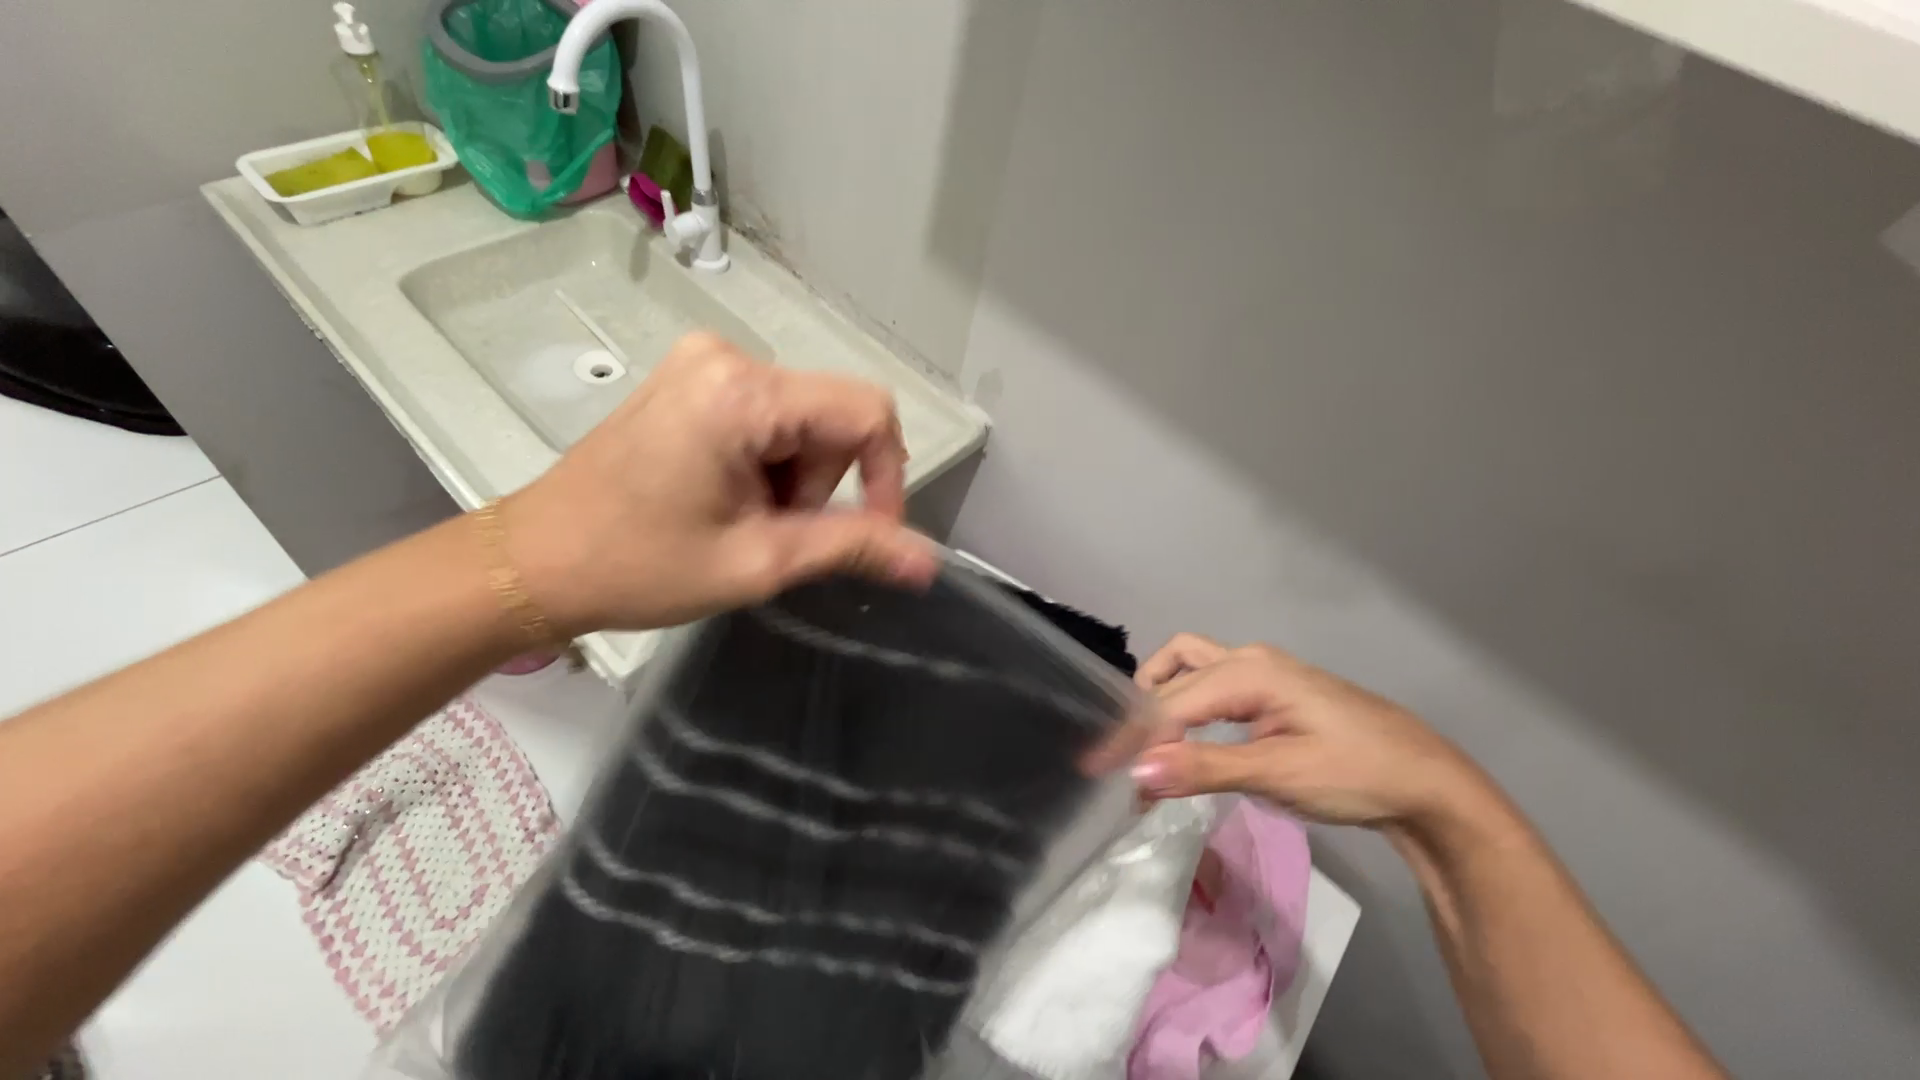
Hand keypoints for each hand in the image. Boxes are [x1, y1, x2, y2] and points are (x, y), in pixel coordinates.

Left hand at [499, 333, 939, 632]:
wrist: (537, 561)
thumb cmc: (640, 566)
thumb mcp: (758, 562)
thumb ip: (851, 547)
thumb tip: (928, 560)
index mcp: (743, 393)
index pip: (867, 412)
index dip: (889, 475)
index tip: (873, 534)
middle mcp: (727, 357)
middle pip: (831, 418)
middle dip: (820, 484)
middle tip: (773, 536)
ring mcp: (704, 363)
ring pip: (803, 421)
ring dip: (794, 479)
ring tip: (743, 522)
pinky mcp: (691, 379)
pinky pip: (769, 416)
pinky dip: (768, 464)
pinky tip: (727, 498)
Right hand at [1128, 634, 1490, 829]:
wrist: (1427, 784)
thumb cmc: (1356, 775)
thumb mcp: (1279, 775)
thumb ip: (1205, 768)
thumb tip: (1139, 769)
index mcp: (1249, 672)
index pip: (1170, 701)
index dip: (1132, 736)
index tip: (1098, 772)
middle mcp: (1249, 660)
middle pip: (1173, 676)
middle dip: (1140, 718)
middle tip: (1117, 764)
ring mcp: (1262, 673)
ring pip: (1188, 669)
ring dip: (1158, 700)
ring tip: (1140, 746)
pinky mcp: (1270, 694)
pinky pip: (1209, 686)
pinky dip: (1183, 706)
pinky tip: (1181, 739)